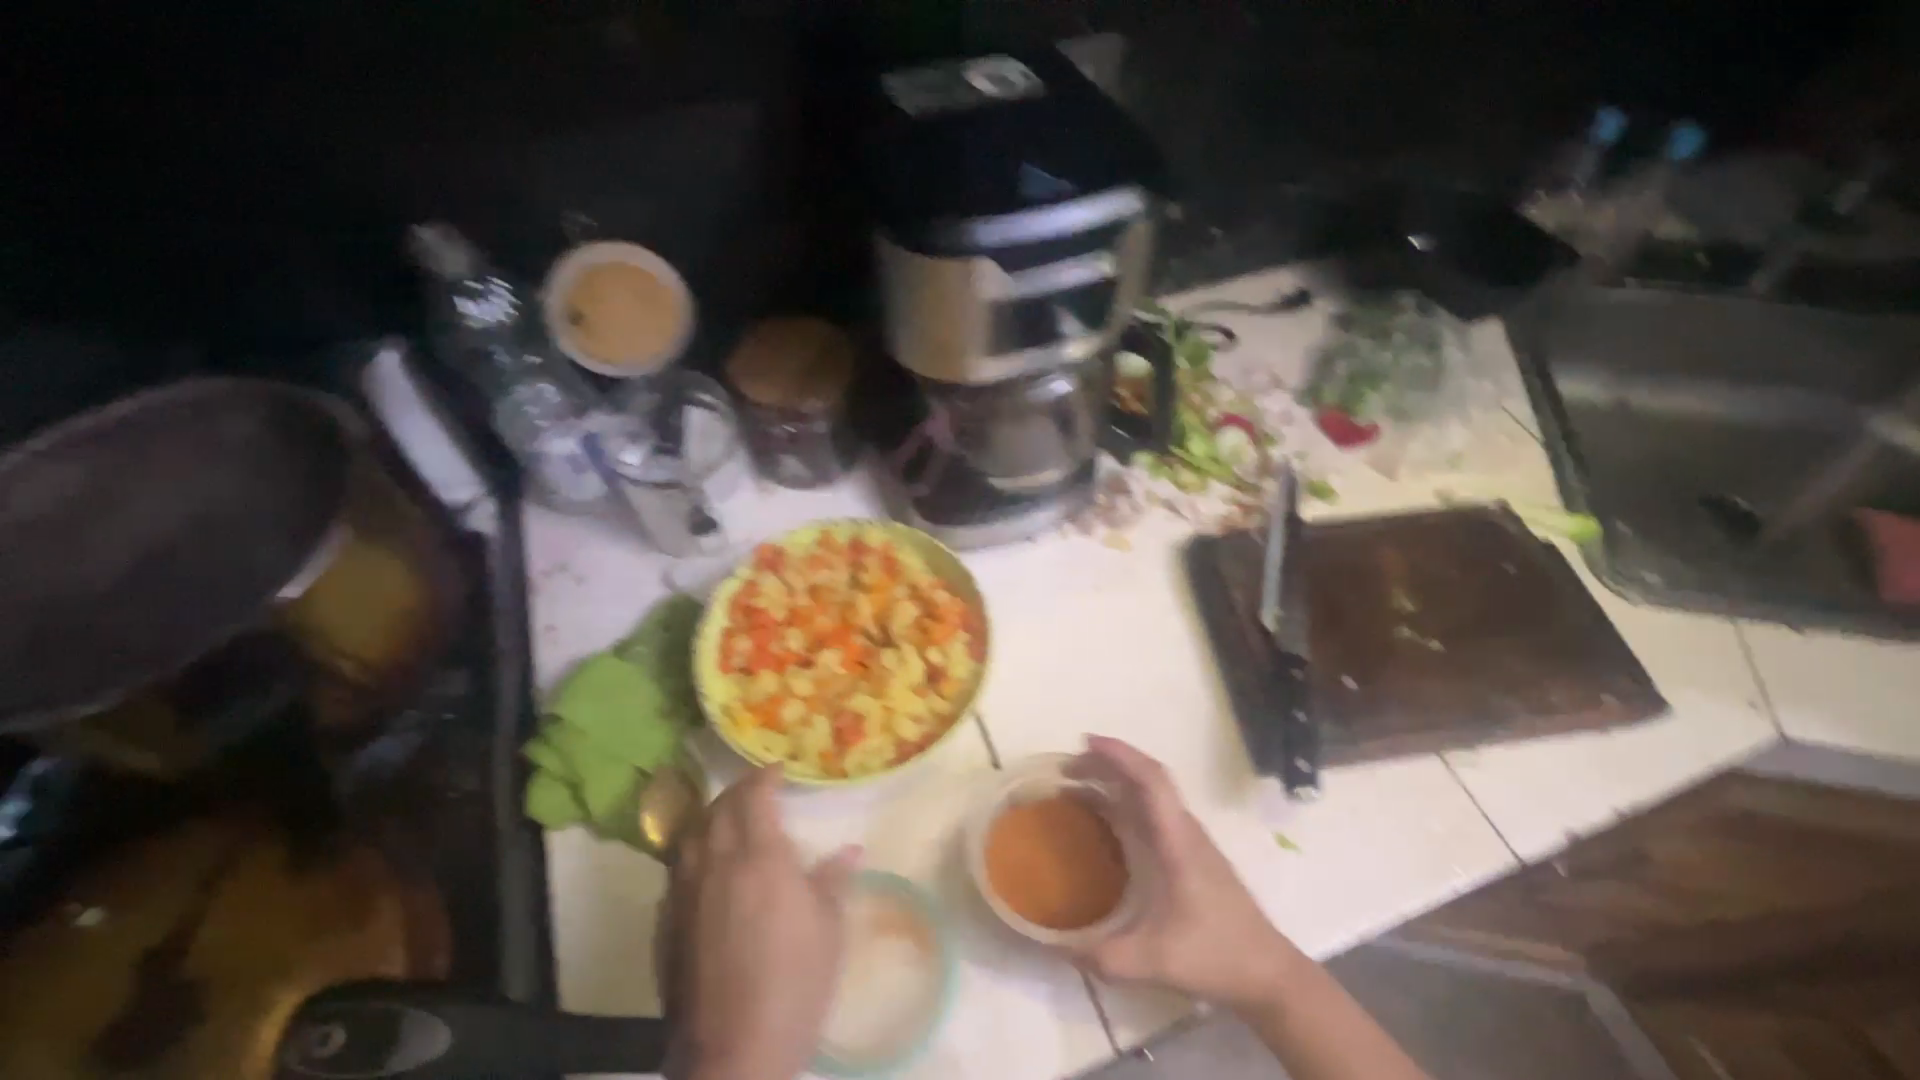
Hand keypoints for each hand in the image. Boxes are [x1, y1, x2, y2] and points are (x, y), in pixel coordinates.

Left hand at [663, 764, 860, 1079]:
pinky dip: (693, 854)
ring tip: (728, 820)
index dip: (764, 776)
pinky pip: (676, 870)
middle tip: (757, 790)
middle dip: (737, 791)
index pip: (754, 797)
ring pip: (690, 835)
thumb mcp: (828, 930)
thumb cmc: (794, 984)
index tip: (778, 769)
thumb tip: (849, 851)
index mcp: (759, 858)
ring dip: (710, 817)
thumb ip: (832, 882)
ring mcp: (683, 893)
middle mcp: (715, 864)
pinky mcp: (665, 923)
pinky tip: (707, 870)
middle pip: (717, 808)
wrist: (733, 1049)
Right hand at [1061, 736, 1298, 1012]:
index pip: (1151, 780)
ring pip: (1152, 796)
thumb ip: (1101, 956)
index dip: (1120, 755)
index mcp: (1178, 842)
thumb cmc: (1214, 955)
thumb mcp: (1152, 961)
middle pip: (1148, 780)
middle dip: (1107, 765)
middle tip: (1066, 772)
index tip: (1086, 742)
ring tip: (1077, 791)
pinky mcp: (1191, 857)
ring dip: (1116, 783)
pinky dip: (1125, 805)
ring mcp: (1191, 843)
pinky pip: (1154, 815)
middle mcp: (1185, 832)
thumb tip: (1053, 947)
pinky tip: (1106, 825)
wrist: (1267, 973)